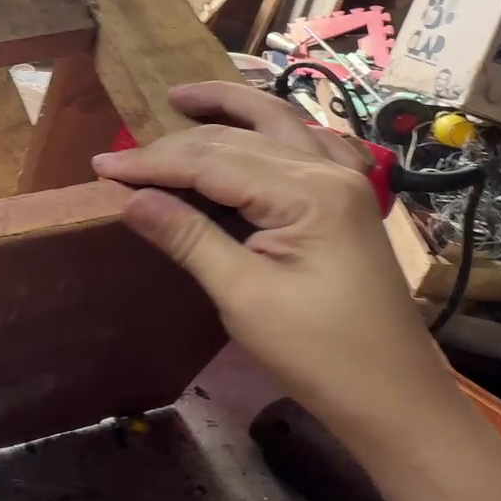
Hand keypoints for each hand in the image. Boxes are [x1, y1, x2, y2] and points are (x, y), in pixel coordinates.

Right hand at [94, 82, 454, 436]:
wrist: (398, 403)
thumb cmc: (321, 356)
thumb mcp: (243, 297)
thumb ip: (186, 236)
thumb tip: (129, 197)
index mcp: (308, 193)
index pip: (211, 161)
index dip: (151, 163)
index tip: (101, 168)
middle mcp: (327, 171)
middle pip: (234, 140)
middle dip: (172, 146)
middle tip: (119, 158)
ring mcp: (343, 180)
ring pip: (273, 123)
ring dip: (225, 107)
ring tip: (179, 97)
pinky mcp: (344, 198)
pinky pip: (303, 142)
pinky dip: (269, 125)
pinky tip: (249, 123)